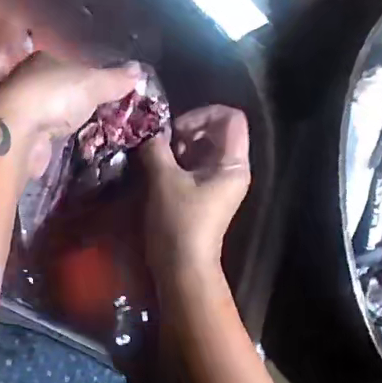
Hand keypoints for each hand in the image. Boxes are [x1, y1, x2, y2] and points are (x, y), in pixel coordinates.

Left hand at [0, 53, 145, 176]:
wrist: (19, 133)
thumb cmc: (55, 97)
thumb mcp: (93, 84)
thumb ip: (116, 79)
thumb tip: (140, 70)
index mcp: (43, 59)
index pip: (72, 65)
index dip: (92, 76)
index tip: (109, 92)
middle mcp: (28, 81)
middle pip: (62, 89)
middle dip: (80, 101)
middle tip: (107, 116)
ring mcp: (23, 110)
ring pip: (54, 113)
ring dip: (69, 122)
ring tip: (95, 133)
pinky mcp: (22, 136)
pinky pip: (48, 135)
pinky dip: (60, 140)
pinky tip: (75, 147)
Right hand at [138, 105, 250, 281]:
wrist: (181, 268)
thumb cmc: (179, 223)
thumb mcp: (164, 180)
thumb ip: (155, 148)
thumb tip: (147, 131)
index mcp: (234, 164)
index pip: (230, 117)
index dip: (202, 114)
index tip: (176, 130)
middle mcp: (231, 171)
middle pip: (215, 131)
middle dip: (186, 131)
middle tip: (162, 145)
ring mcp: (218, 184)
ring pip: (202, 149)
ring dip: (178, 148)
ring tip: (156, 159)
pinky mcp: (204, 196)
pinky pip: (194, 167)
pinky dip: (177, 163)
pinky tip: (157, 171)